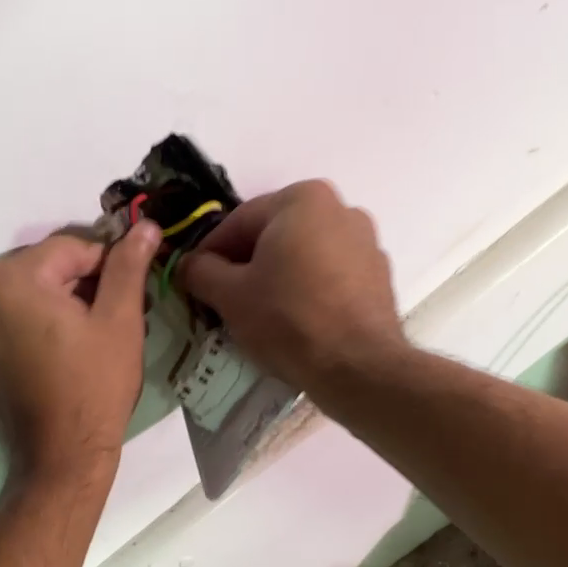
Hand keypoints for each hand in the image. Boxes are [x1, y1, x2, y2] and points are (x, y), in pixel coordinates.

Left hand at [0, 222, 160, 484]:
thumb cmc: (94, 388)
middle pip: (47, 269)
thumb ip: (128, 268)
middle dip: (85, 284)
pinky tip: (68, 353)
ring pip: (32, 294)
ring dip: (65, 304)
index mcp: (11, 278)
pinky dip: (41, 325)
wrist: (61, 457)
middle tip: (120, 317)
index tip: (135, 292)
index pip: (72, 247)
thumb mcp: (119, 323)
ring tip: (96, 338)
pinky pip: (15, 320)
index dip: (110, 265)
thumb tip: (146, 226)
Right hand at [179, 180, 406, 392]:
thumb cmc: (288, 320)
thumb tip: (188, 264)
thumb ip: (201, 272)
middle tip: (225, 301)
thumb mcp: (231, 296)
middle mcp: (341, 209)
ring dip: (280, 279)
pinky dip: (310, 292)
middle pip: (275, 236)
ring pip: (305, 257)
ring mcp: (367, 243)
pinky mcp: (380, 278)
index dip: (210, 254)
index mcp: (302, 199)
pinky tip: (297, 323)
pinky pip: (331, 278)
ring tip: (261, 316)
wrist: (357, 367)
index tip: (194, 282)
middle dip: (248, 265)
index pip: (239, 222)